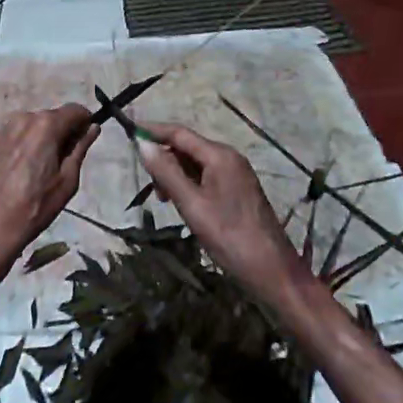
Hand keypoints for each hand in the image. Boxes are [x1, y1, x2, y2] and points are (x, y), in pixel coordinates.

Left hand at [0, 104, 99, 266]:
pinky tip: (21, 172)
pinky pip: (15, 137)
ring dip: (41, 139)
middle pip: (51, 117)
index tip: (86, 139)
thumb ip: (80, 148)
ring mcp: (2, 130)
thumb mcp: (67, 180)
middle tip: (65, 160)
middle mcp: (22, 119)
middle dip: (62, 132)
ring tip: (41, 169)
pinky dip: (24, 146)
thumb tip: (93, 128)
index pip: (74, 110)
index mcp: (45, 125)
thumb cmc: (35, 205)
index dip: (85, 122)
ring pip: (32, 126)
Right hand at [137, 124, 304, 302]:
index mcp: (220, 155)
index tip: (129, 130)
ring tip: (164, 200)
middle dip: (164, 159)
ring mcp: (237, 174)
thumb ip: (166, 172)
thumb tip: (142, 144)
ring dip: (175, 175)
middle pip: (188, 147)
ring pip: (196, 164)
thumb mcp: (191, 205)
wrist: (273, 272)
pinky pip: (207, 177)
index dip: (153, 130)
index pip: (179, 133)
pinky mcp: (239, 191)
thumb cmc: (229, 237)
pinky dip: (189, 185)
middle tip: (148, 185)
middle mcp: (230, 157)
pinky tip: (183, 205)